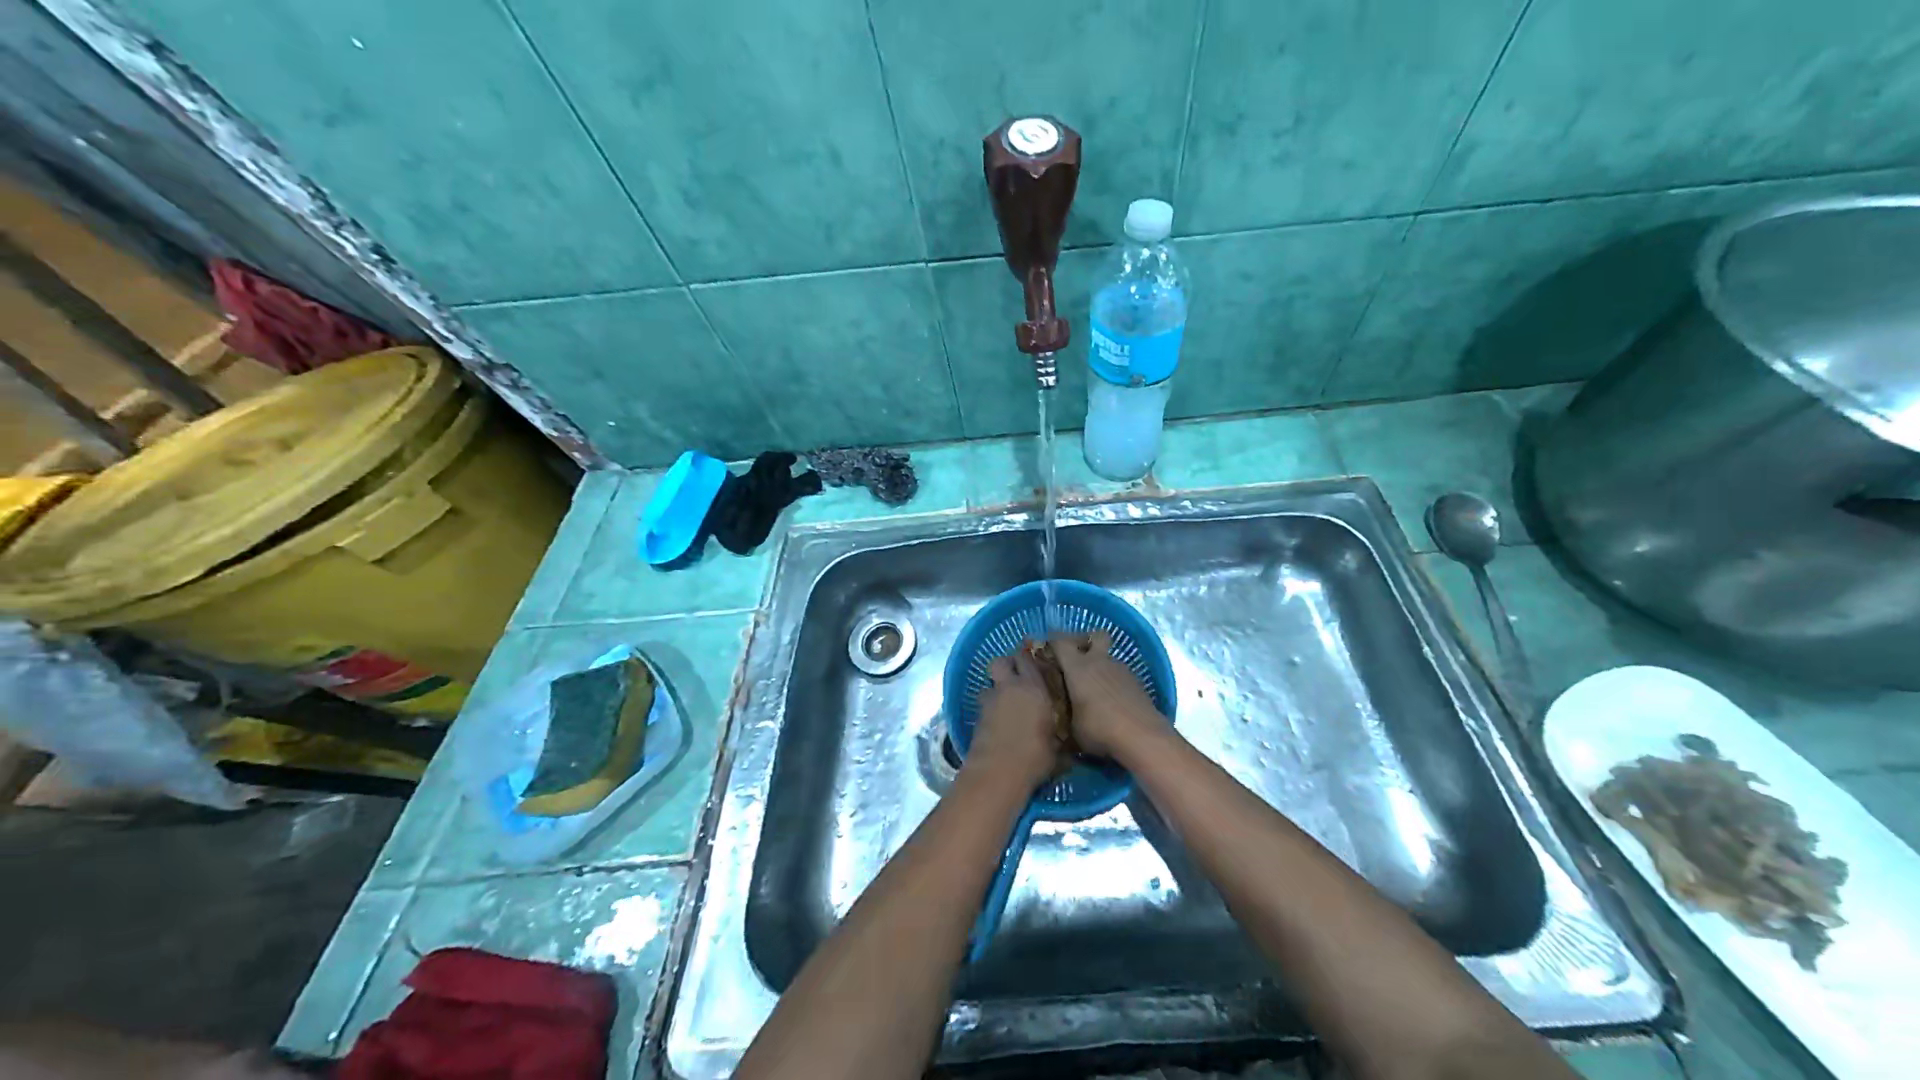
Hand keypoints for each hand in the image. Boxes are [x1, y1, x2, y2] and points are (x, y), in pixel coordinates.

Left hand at [967, 651, 1064, 786]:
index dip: (1029, 659)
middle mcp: (1009, 687)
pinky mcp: (977, 716)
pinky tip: (1000, 723)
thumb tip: (1070, 751)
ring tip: (1007, 703)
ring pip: (990, 683)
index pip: (1026, 658)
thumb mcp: (1057, 749)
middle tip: (1017, 679)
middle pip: (1000, 662)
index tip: (1036, 667)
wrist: (997, 772)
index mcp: (1033, 688)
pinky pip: (985, 704)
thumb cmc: (1035, 757)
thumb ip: (1061, 740)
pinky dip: (991, 708)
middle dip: (1007, 666)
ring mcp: (990, 701)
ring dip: (996, 689)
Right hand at [1049, 630, 1164, 759]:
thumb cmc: (1100, 729)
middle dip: (1085, 642)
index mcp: (1078, 667)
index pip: (1060, 641)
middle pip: (1095, 635)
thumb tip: (1057, 723)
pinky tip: (1111, 703)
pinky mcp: (1137, 682)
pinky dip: (1113, 683)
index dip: (1051, 643)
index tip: (1046, 653)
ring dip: (1100, 667)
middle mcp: (1100, 661)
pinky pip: (1120, 675)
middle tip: (1076, 661)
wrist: (1143, 737)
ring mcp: (1122, 670)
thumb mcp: (1072, 731)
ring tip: (1094, 692)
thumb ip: (1063, 718)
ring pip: (1108, 658)